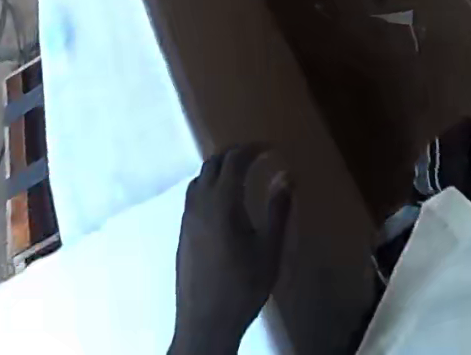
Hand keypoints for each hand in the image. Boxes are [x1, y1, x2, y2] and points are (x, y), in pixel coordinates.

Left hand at [169, 145, 293, 354]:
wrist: (205, 322)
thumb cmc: (242, 287)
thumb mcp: (268, 251)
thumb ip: (278, 210)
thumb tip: (286, 176)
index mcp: (221, 200)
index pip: (235, 160)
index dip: (252, 148)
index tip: (270, 147)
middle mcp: (200, 200)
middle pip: (214, 161)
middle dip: (235, 152)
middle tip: (256, 155)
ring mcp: (188, 214)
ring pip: (201, 175)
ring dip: (220, 166)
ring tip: (240, 172)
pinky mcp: (183, 228)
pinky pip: (194, 191)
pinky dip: (209, 182)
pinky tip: (222, 198)